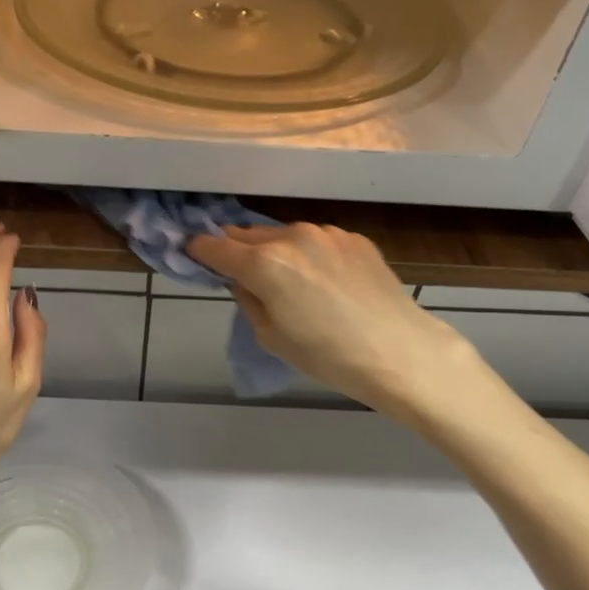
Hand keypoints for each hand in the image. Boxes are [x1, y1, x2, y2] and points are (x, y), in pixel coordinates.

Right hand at [188, 224, 474, 417]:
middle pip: (246, 235)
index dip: (198, 252)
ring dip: (272, 251)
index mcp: (264, 264)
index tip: (191, 256)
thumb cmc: (327, 356)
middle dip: (235, 250)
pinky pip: (315, 240)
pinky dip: (306, 254)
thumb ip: (248, 299)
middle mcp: (292, 237)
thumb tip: (240, 280)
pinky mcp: (353, 238)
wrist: (397, 350)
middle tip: (234, 271)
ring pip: (282, 235)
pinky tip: (320, 282)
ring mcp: (326, 233)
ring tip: (283, 281)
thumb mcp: (271, 336)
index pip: (214, 247)